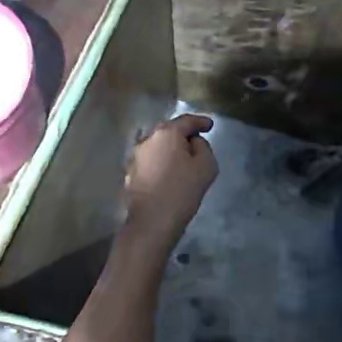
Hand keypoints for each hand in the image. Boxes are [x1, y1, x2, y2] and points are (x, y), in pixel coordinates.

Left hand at [123, 114, 217, 248]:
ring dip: (170, 149)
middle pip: (168, 131)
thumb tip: (193, 142)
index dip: (200, 121)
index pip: (186, 121)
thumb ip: (203, 146)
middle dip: (183, 134)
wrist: (153, 221)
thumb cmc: (183, 191)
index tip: (210, 125)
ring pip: (157, 146)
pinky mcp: (130, 173)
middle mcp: (147, 140)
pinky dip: (161, 162)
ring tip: (182, 160)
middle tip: (196, 142)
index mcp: (166, 134)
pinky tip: (168, 174)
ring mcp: (135, 156)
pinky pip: (150, 161)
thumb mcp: (206, 166)